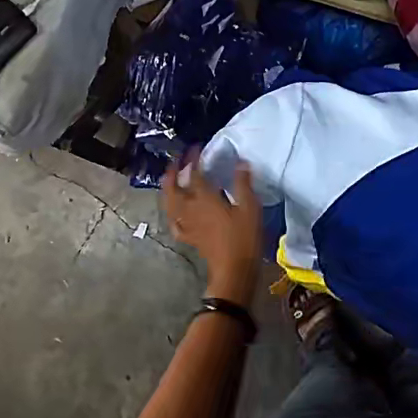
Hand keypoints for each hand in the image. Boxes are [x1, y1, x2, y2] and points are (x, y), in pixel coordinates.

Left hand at [162, 155, 262, 305]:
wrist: (234, 271)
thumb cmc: (244, 237)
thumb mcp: (250, 207)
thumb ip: (243, 183)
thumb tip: (241, 162)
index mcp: (204, 198)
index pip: (194, 173)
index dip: (193, 158)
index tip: (196, 147)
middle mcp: (189, 208)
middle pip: (173, 187)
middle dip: (173, 171)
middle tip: (176, 160)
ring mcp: (186, 224)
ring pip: (170, 203)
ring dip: (168, 188)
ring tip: (171, 180)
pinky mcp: (188, 237)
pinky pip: (174, 222)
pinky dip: (171, 213)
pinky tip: (174, 211)